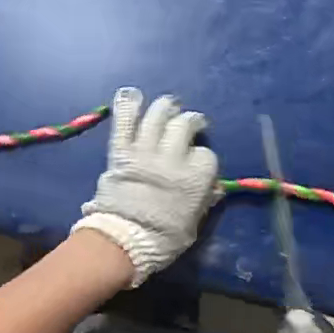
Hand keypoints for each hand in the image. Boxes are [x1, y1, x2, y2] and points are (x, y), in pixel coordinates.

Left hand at [70, 87, 219, 286]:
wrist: (123, 239)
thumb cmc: (162, 238)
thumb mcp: (194, 222)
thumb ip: (203, 199)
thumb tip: (213, 187)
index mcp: (196, 178)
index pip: (206, 154)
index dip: (201, 155)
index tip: (196, 160)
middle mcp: (173, 158)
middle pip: (184, 126)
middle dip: (189, 121)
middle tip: (187, 121)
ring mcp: (145, 151)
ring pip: (157, 117)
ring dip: (164, 107)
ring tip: (168, 106)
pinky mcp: (120, 152)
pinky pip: (124, 122)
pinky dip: (127, 106)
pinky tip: (130, 94)